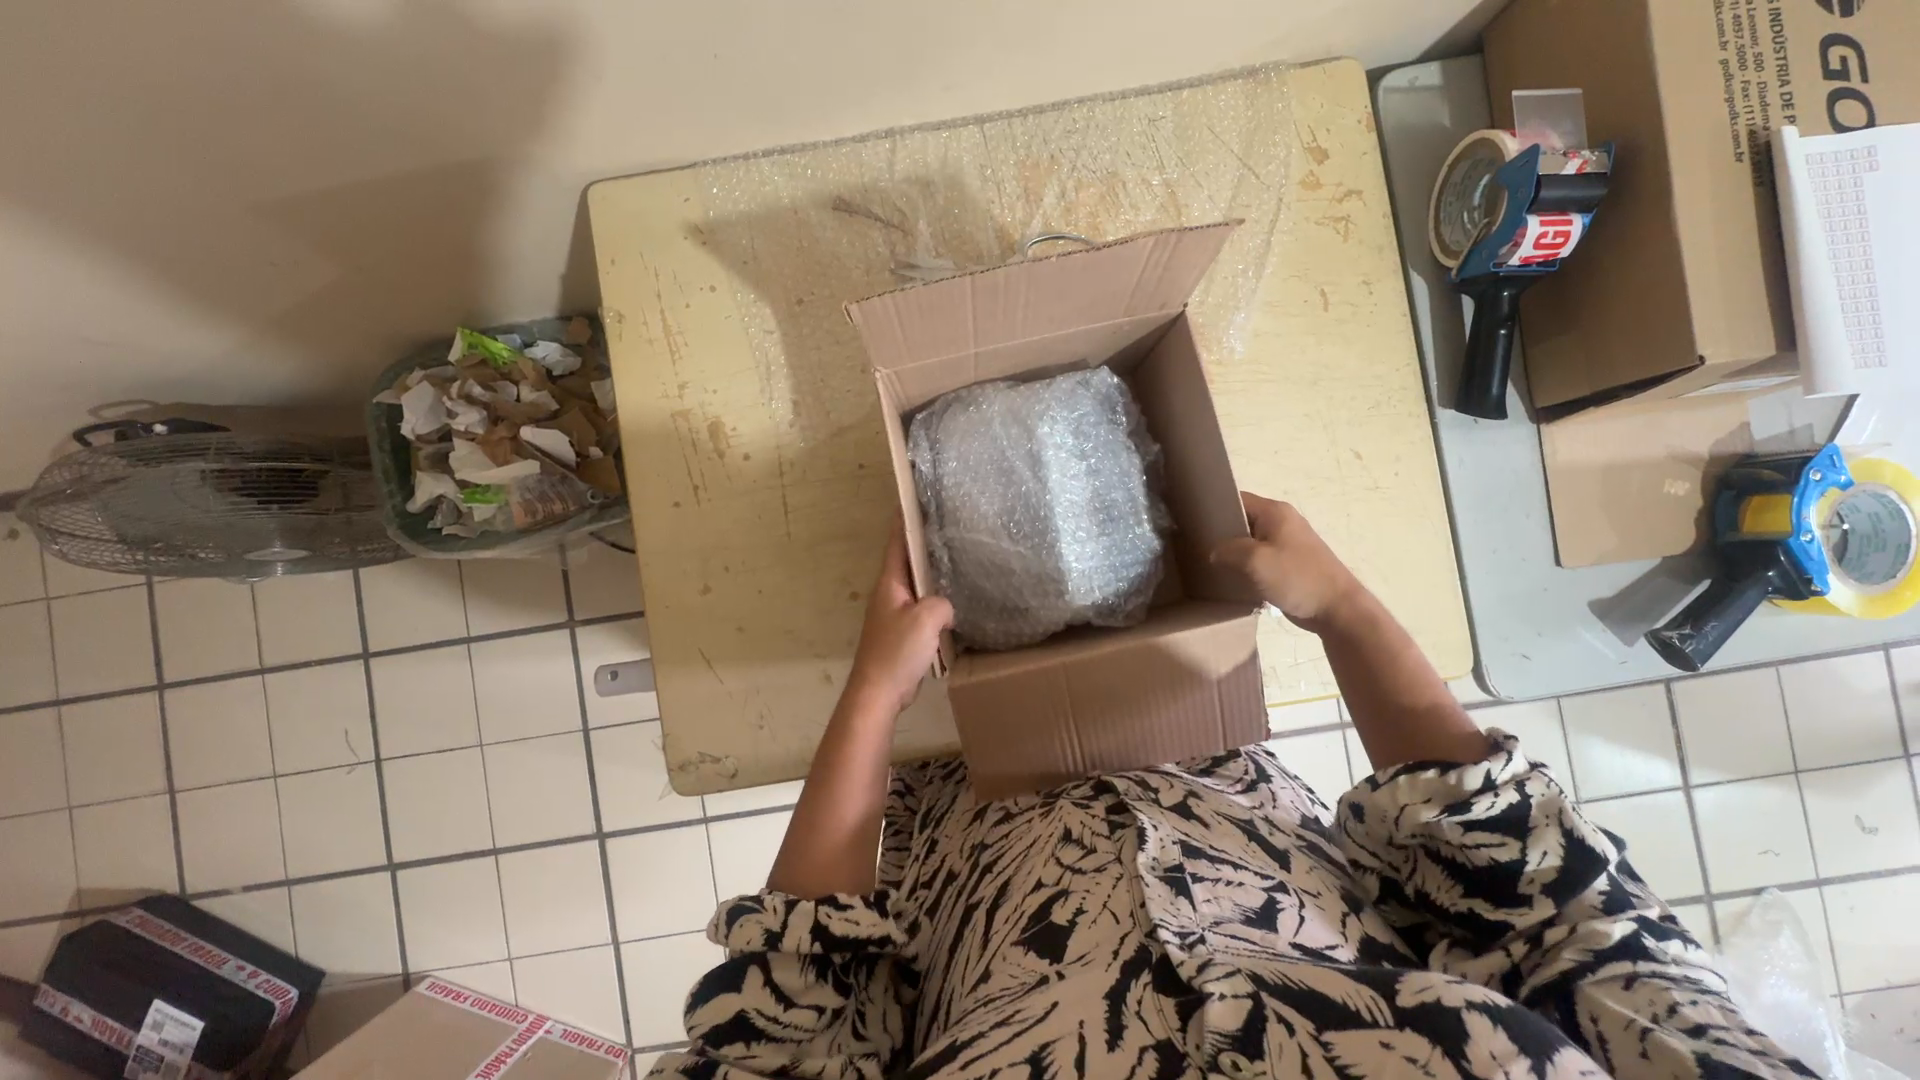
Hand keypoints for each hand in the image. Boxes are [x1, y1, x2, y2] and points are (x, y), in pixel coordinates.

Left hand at [846, 525, 954, 713]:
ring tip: (957, 561)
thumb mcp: (926, 619)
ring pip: (918, 587)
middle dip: (925, 543)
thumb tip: (946, 609)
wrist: (878, 693)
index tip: (916, 497)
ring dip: (933, 575)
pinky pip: (923, 610)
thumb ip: (942, 603)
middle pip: (908, 561)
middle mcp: (889, 594)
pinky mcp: (903, 634)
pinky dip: (937, 603)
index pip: (898, 542)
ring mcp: (895, 614)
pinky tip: (954, 605)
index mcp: (890, 583)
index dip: (907, 519)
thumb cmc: (897, 652)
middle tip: (948, 525)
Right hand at [1210, 493, 1362, 632]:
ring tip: (1210, 563)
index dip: (1215, 507)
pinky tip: (1232, 579)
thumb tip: (1214, 551)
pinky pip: (1259, 559)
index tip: (1193, 521)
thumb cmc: (1297, 577)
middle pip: (1242, 520)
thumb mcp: (1255, 560)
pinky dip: (1245, 566)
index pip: (1237, 499)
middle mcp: (1281, 522)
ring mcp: (1286, 544)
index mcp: (1275, 512)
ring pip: (1250, 542)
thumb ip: (1228, 550)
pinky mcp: (1288, 564)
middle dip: (1221, 532)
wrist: (1336, 608)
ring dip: (1233, 553)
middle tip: (1196, 545)